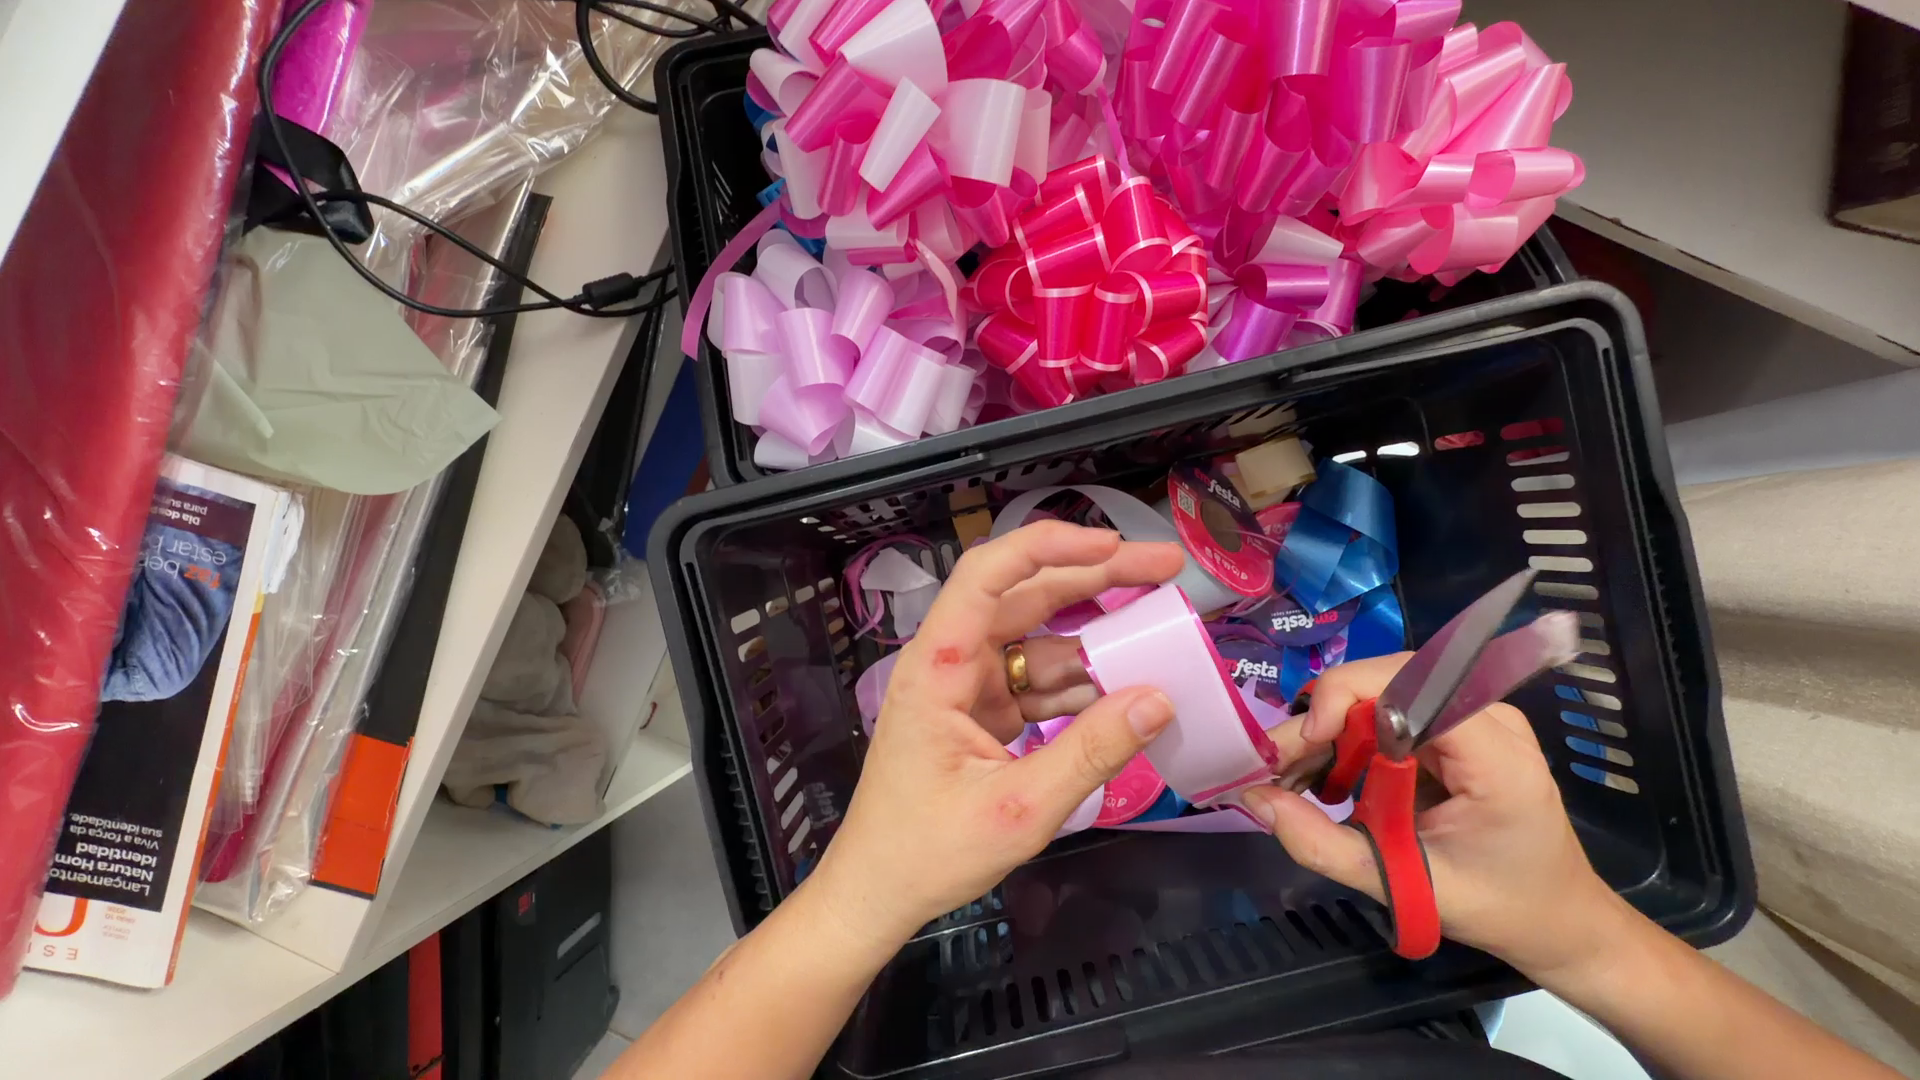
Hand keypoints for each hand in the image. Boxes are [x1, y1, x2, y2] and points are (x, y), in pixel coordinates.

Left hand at [805, 522, 1184, 947]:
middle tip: (1167, 567)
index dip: (1048, 546)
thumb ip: (1091, 753)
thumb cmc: (928, 852)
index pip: (986, 575)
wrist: (878, 892)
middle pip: (1025, 595)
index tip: (1114, 545)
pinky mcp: (983, 712)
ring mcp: (969, 686)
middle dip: (1095, 577)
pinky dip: (1081, 684)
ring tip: (1160, 629)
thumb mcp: (1018, 809)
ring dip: (1096, 636)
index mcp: (939, 666)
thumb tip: (1160, 699)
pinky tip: (1126, 688)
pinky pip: (1038, 683)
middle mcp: (952, 661)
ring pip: (1038, 639)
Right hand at [1243, 654, 1623, 979]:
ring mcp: (1474, 717)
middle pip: (1386, 679)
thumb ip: (1323, 846)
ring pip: (1379, 688)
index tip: (1307, 748)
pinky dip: (1348, 734)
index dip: (1345, 699)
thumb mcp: (1404, 886)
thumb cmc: (1497, 906)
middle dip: (1324, 715)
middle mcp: (1488, 718)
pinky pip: (1388, 708)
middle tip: (1278, 763)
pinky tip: (1325, 772)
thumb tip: (1253, 799)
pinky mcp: (1456, 726)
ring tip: (1293, 772)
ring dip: (1330, 725)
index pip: (1407, 685)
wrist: (1562, 921)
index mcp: (1494, 756)